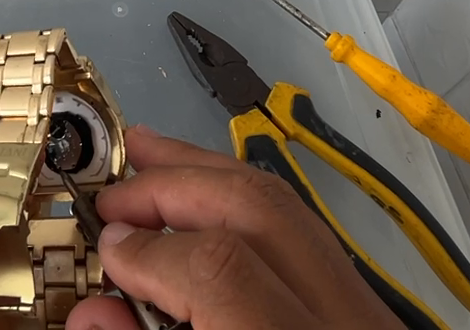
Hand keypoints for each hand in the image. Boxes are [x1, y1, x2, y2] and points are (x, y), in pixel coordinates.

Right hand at [65, 128, 406, 329]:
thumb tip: (96, 311)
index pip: (224, 274)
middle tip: (115, 195)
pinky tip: (201, 196)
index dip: (151, 252)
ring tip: (145, 157)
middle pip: (262, 214)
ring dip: (206, 175)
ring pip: (288, 208)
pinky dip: (239, 202)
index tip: (107, 252)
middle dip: (176, 187)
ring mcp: (370, 323)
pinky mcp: (372, 316)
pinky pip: (300, 231)